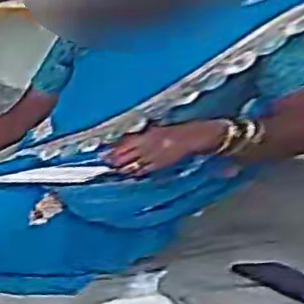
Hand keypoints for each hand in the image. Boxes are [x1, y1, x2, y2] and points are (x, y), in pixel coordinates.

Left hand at [105, 121, 225, 175]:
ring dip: (121, 168)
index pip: (124, 144)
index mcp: (148, 135)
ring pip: (130, 165)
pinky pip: (142, 170)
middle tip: (107, 163)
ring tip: (116, 169)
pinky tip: (130, 173)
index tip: (103, 154)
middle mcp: (148, 146)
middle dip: (114, 161)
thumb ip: (141, 136)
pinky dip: (134, 172)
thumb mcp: (158, 130)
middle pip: (124, 156)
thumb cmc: (179, 131)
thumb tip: (123, 143)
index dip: (113, 151)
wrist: (199, 136)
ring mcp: (153, 156)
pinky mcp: (159, 165)